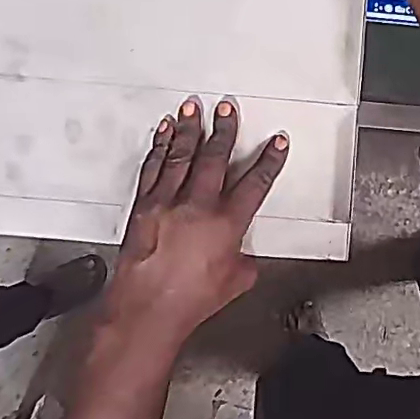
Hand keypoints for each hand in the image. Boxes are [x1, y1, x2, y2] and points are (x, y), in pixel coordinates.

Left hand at [104, 98, 288, 351]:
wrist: (145, 310)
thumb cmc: (189, 301)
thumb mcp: (234, 280)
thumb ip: (243, 259)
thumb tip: (240, 253)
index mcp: (227, 223)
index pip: (255, 182)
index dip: (269, 159)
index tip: (276, 142)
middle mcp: (198, 206)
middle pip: (215, 158)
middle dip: (225, 129)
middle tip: (228, 109)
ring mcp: (167, 203)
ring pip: (182, 156)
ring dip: (190, 129)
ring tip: (195, 108)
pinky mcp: (144, 206)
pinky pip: (154, 168)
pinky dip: (160, 147)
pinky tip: (165, 132)